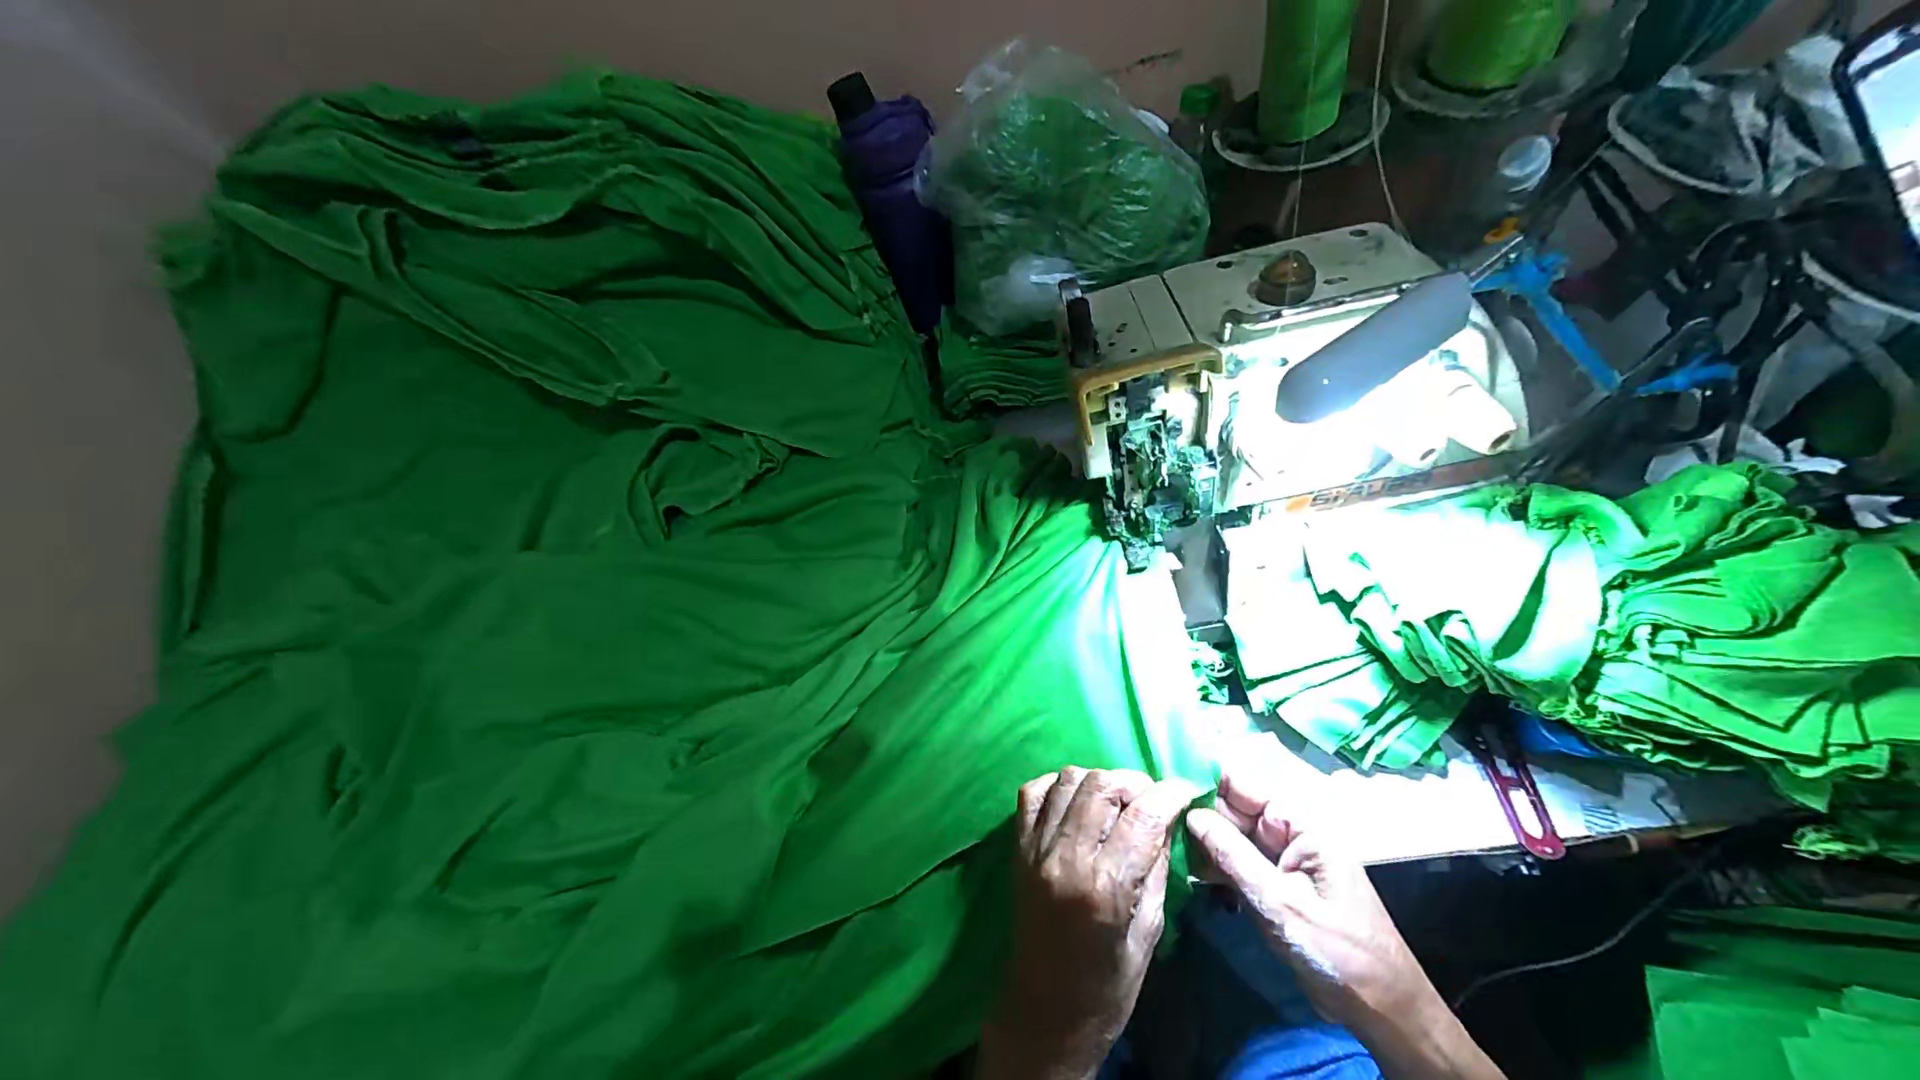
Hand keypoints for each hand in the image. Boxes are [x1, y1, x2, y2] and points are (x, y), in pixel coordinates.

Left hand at [977, 767, 1199, 1079]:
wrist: (1045, 1010)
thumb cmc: (1109, 985)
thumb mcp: (1149, 930)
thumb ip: (1156, 867)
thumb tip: (1167, 817)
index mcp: (1106, 885)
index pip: (1143, 814)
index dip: (1170, 794)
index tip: (1185, 790)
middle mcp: (1066, 856)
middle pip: (1103, 785)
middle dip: (1136, 783)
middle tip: (1151, 798)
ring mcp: (1036, 847)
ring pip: (1069, 779)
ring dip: (1100, 781)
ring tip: (1117, 800)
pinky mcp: (1017, 846)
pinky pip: (1033, 791)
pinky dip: (1058, 785)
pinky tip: (1077, 800)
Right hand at [1184, 765, 1504, 1079]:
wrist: (1382, 1012)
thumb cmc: (1340, 952)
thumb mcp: (1282, 904)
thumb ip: (1234, 857)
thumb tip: (1190, 813)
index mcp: (1300, 827)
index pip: (1244, 787)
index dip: (1204, 778)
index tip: (1162, 777)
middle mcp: (1286, 836)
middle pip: (1231, 810)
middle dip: (1194, 810)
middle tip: (1149, 813)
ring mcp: (1277, 862)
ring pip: (1228, 838)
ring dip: (1198, 840)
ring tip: (1157, 838)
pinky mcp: (1271, 887)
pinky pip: (1234, 865)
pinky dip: (1211, 866)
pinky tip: (1181, 868)